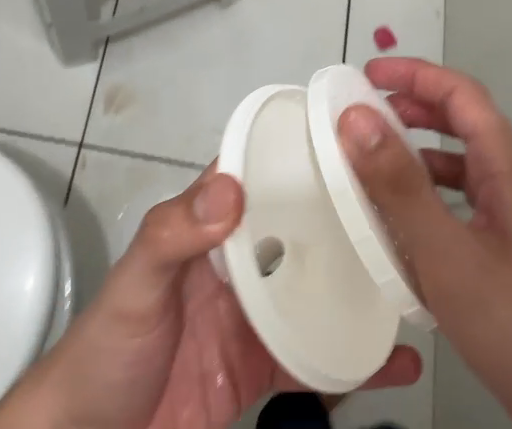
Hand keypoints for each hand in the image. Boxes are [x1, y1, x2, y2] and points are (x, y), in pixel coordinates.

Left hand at [0, 168, 421, 428]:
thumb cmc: (104, 350)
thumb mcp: (134, 285)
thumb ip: (172, 235)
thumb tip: (230, 190)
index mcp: (206, 234)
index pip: (255, 179)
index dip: (295, 156)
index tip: (347, 141)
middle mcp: (236, 268)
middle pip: (299, 233)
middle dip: (344, 219)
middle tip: (400, 209)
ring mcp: (253, 319)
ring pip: (317, 292)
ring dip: (359, 285)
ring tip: (408, 276)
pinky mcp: (264, 369)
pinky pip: (318, 360)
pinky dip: (356, 362)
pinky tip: (394, 360)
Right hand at [339, 57, 511, 428]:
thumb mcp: (448, 255)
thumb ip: (400, 187)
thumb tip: (356, 117)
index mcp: (506, 172)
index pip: (463, 96)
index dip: (416, 74)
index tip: (365, 74)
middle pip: (464, 125)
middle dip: (412, 107)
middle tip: (361, 115)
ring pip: (460, 169)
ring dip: (416, 153)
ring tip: (368, 163)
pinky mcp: (506, 260)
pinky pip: (460, 209)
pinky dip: (425, 199)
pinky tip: (398, 227)